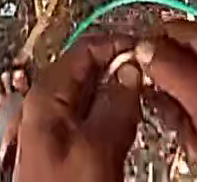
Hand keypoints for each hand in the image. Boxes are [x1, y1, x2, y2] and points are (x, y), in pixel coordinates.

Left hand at [14, 34, 143, 181]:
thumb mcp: (95, 151)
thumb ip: (114, 107)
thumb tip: (130, 69)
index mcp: (45, 95)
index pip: (84, 48)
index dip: (116, 44)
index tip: (146, 50)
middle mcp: (46, 106)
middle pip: (88, 70)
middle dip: (120, 68)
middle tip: (151, 73)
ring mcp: (55, 130)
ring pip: (93, 97)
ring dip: (119, 92)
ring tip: (146, 95)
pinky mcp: (65, 152)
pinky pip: (93, 120)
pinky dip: (114, 116)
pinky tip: (130, 125)